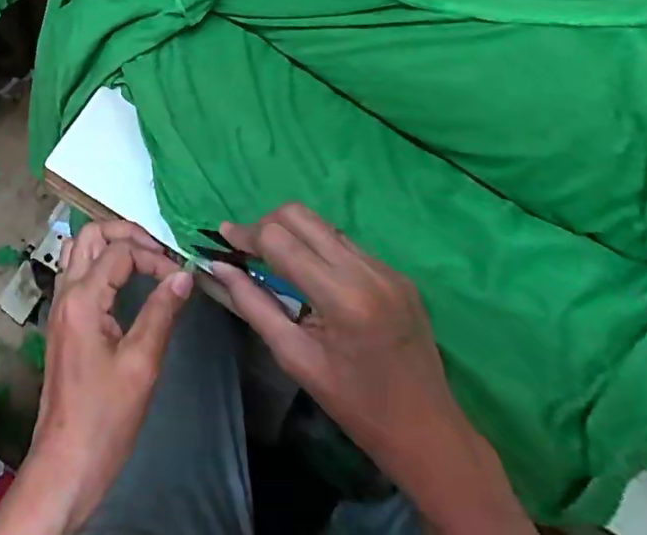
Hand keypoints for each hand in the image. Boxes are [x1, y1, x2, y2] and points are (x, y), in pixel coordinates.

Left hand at [0, 220, 193, 534]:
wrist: (66, 462)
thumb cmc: (105, 417)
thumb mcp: (141, 363)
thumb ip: (161, 312)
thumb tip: (183, 275)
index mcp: (82, 299)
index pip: (119, 251)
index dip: (154, 256)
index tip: (179, 277)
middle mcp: (65, 294)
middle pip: (90, 235)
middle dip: (126, 233)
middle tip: (158, 253)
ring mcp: (60, 307)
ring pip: (79, 250)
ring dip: (110, 245)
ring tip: (144, 260)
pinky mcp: (62, 322)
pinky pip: (76, 273)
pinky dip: (100, 264)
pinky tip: (123, 282)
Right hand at [208, 203, 534, 534]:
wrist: (427, 430)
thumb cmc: (354, 405)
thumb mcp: (295, 358)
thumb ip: (253, 305)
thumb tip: (219, 268)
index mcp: (341, 296)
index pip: (280, 238)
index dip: (246, 234)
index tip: (223, 240)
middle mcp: (366, 269)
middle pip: (301, 215)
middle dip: (267, 224)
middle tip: (246, 248)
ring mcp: (386, 267)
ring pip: (324, 225)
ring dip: (293, 234)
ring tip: (273, 259)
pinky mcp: (397, 273)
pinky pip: (346, 244)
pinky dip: (319, 249)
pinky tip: (310, 276)